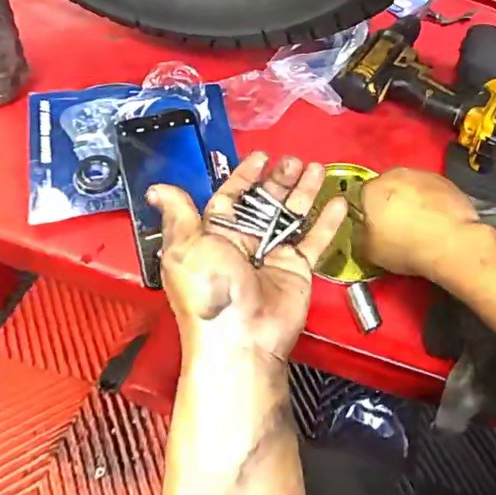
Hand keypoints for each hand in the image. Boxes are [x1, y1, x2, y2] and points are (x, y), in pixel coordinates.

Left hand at [147, 151, 347, 365]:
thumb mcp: (184, 248)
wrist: (242, 338)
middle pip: (266, 202)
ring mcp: (273, 255)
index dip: (244, 176)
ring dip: (305, 191)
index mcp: (215, 235)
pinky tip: (339, 201)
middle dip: (280, 179)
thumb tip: (156, 188)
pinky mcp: (298, 269)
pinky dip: (328, 221)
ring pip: (293, 215)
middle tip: (295, 161)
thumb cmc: (209, 291)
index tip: (261, 156)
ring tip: (317, 169)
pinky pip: (315, 240)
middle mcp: (245, 243)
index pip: (231, 197)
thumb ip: (178, 214)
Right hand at [358, 168, 490, 278]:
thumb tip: (364, 231)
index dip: (368, 214)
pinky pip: (432, 191)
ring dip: (413, 200)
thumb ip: (361, 235)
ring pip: (411, 187)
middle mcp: (396, 174)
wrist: (451, 241)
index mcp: (373, 188)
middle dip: (391, 203)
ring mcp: (424, 174)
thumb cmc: (406, 246)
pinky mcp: (446, 181)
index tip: (376, 228)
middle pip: (388, 188)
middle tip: (397, 226)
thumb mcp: (370, 252)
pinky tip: (437, 220)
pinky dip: (432, 201)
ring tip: (421, 224)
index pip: (363, 197)